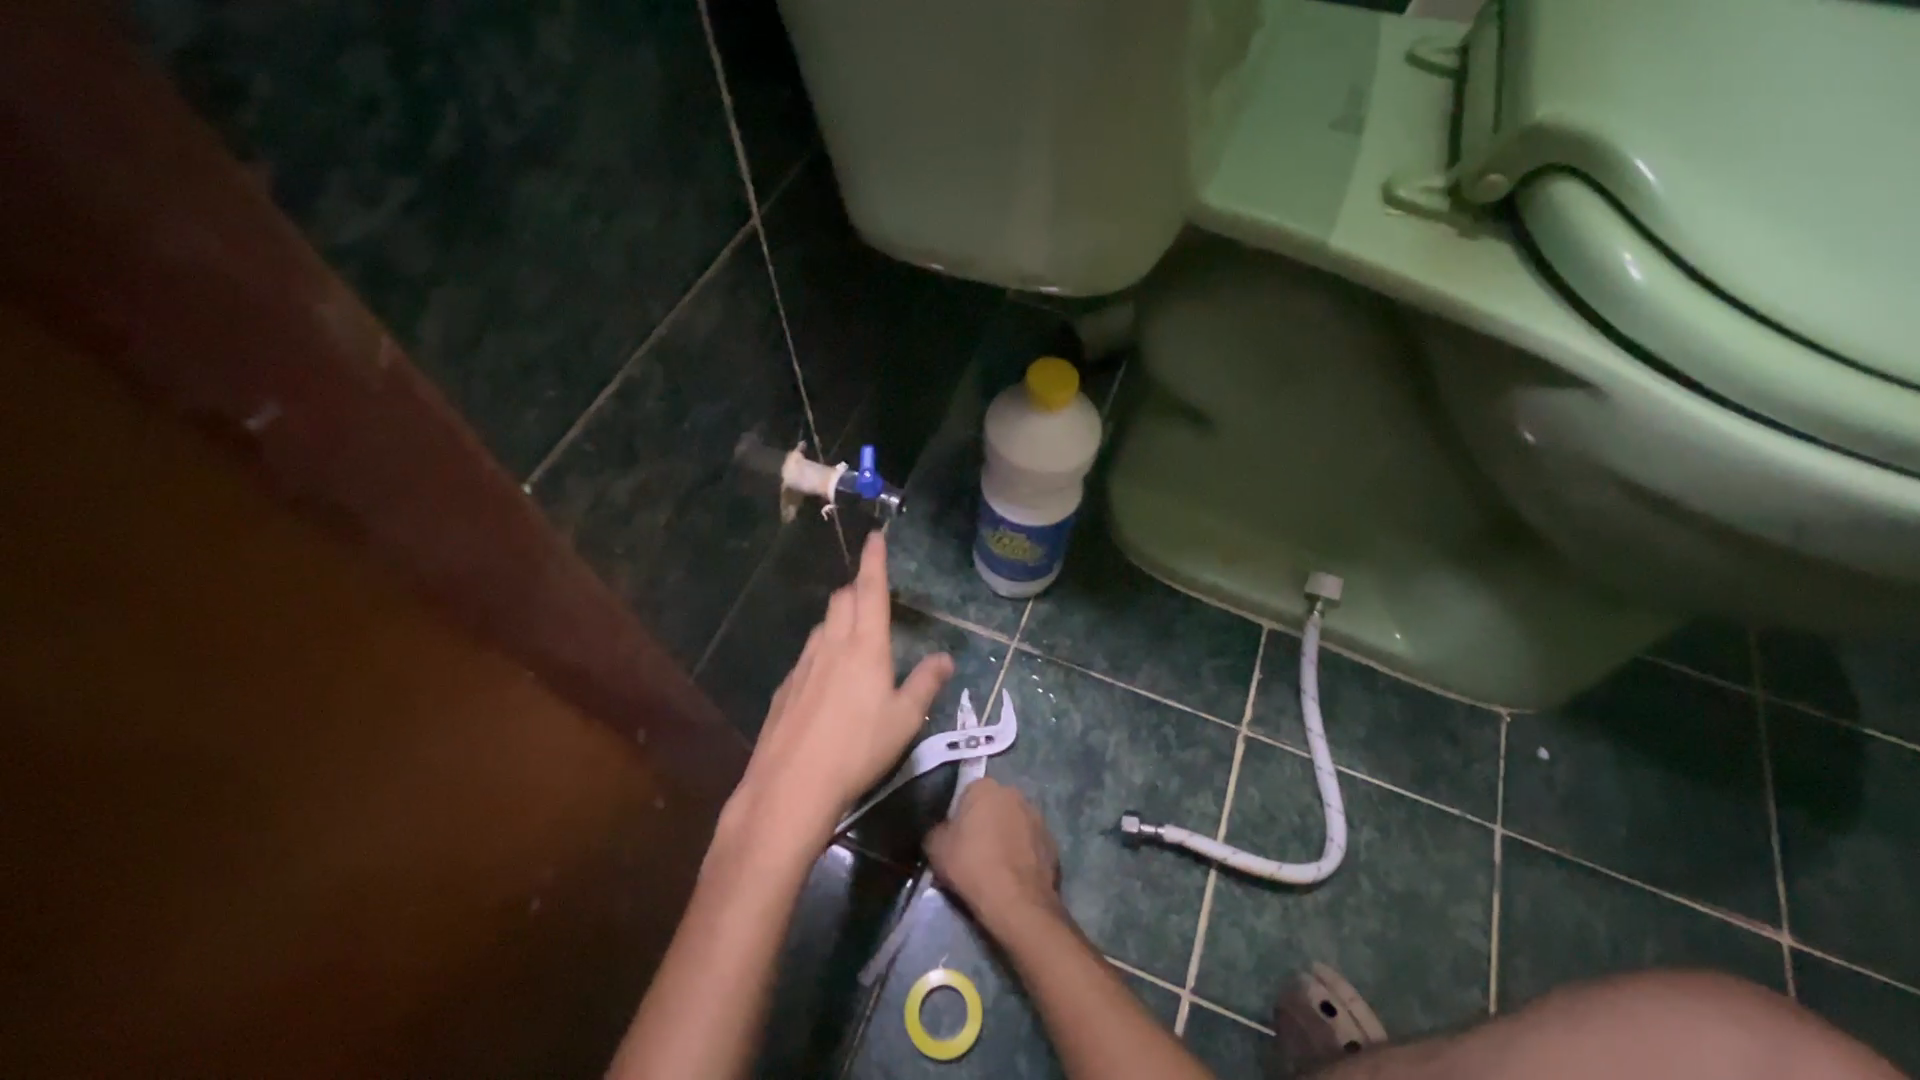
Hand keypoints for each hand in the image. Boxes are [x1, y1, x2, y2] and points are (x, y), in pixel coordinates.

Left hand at [728, 530, 953, 850]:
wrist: (792, 783)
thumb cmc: (859, 749)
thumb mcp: (905, 719)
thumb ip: (925, 684)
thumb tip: (946, 657)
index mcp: (865, 645)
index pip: (870, 590)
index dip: (874, 561)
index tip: (875, 537)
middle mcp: (831, 644)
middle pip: (842, 600)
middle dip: (857, 588)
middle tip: (872, 593)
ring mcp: (803, 664)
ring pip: (823, 626)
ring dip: (839, 618)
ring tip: (854, 634)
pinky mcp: (786, 687)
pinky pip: (808, 655)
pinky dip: (823, 650)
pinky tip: (827, 679)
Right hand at [925, 778, 1060, 924]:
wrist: (1015, 901)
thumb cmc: (970, 865)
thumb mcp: (935, 847)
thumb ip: (937, 830)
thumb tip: (943, 830)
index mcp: (985, 787)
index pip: (966, 792)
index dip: (958, 814)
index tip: (954, 836)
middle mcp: (1015, 794)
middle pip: (993, 806)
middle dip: (985, 822)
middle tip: (972, 849)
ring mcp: (1038, 818)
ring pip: (1014, 824)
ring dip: (1006, 837)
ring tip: (994, 866)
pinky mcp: (1053, 843)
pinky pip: (1030, 844)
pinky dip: (1022, 854)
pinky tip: (1012, 876)